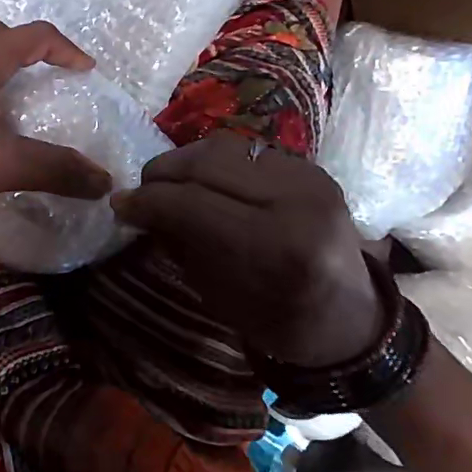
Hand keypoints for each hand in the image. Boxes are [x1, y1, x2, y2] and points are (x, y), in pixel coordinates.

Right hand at [111, 132, 380, 366]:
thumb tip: (138, 207)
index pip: (194, 202)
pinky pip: (248, 152)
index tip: (120, 206)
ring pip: (227, 147)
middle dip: (163, 173)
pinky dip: (217, 163)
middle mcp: (298, 199)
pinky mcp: (313, 169)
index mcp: (277, 245)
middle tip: (141, 192)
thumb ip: (180, 242)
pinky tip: (204, 182)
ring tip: (168, 183)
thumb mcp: (218, 294)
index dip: (148, 200)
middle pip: (209, 162)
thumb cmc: (280, 323)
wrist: (350, 319)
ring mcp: (310, 177)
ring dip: (187, 162)